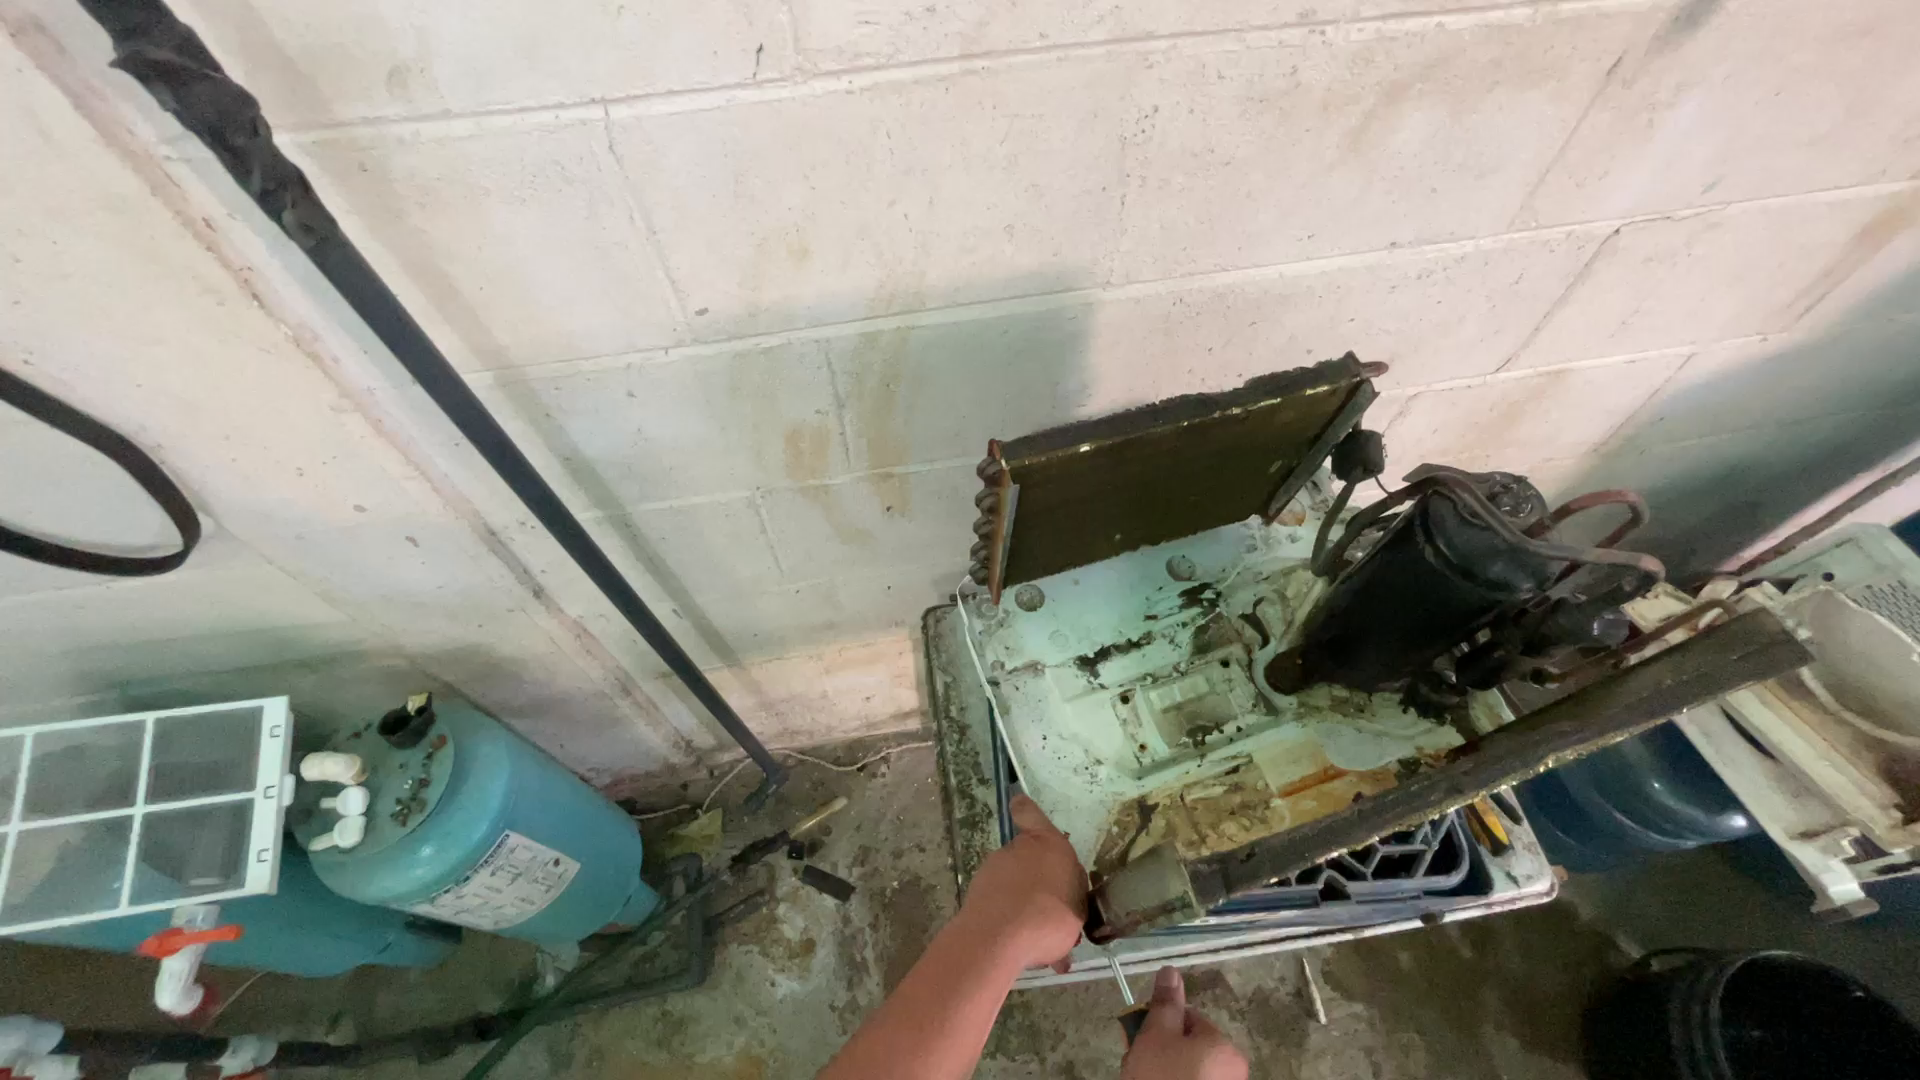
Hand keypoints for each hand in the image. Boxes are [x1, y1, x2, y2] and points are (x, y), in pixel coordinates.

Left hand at [956, 795, 1087, 972]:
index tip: (1018, 803)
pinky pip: (999, 900)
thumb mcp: (1078, 910)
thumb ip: (1072, 894)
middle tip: (1050, 912)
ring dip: (1024, 902)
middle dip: (1037, 879)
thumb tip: (1066, 893)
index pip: (1030, 813)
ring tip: (1039, 939)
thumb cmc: (1049, 919)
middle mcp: (1019, 848)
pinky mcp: (978, 888)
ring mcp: (995, 867)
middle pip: (1027, 855)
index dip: (1025, 808)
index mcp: (1049, 845)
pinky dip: (1009, 916)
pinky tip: (1022, 946)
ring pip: (1013, 881)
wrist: (998, 938)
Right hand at [1120, 968, 1249, 1079]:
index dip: (1161, 1025)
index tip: (1141, 1037)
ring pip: (1191, 1070)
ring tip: (1145, 1078)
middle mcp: (1236, 1071)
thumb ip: (1165, 1003)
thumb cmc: (1160, 1078)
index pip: (1188, 1018)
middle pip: (1191, 1046)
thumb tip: (1171, 970)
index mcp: (1224, 1046)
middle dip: (1165, 1050)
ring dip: (1168, 1070)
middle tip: (1140, 1060)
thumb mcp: (1156, 1035)